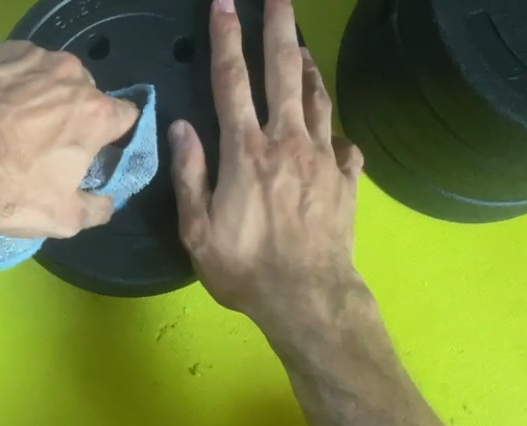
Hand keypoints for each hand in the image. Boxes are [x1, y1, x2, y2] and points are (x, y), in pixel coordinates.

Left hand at [0, 42, 140, 238]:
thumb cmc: (9, 192)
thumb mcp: (62, 219)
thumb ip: (96, 209)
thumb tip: (107, 204)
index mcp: (94, 113)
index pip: (125, 117)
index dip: (112, 137)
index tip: (95, 153)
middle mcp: (68, 73)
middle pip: (83, 93)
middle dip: (71, 116)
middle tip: (45, 147)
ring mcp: (27, 55)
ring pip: (45, 76)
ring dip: (37, 98)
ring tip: (10, 127)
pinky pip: (7, 67)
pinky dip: (2, 86)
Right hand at [173, 0, 370, 341]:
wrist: (306, 296)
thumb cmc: (244, 270)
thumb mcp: (198, 233)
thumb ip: (190, 177)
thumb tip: (181, 128)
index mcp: (246, 153)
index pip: (232, 81)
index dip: (226, 38)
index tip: (224, 3)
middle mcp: (287, 142)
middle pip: (283, 69)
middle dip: (279, 25)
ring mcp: (322, 157)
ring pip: (316, 95)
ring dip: (306, 64)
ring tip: (300, 43)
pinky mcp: (345, 178)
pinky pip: (342, 139)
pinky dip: (332, 126)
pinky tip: (329, 126)